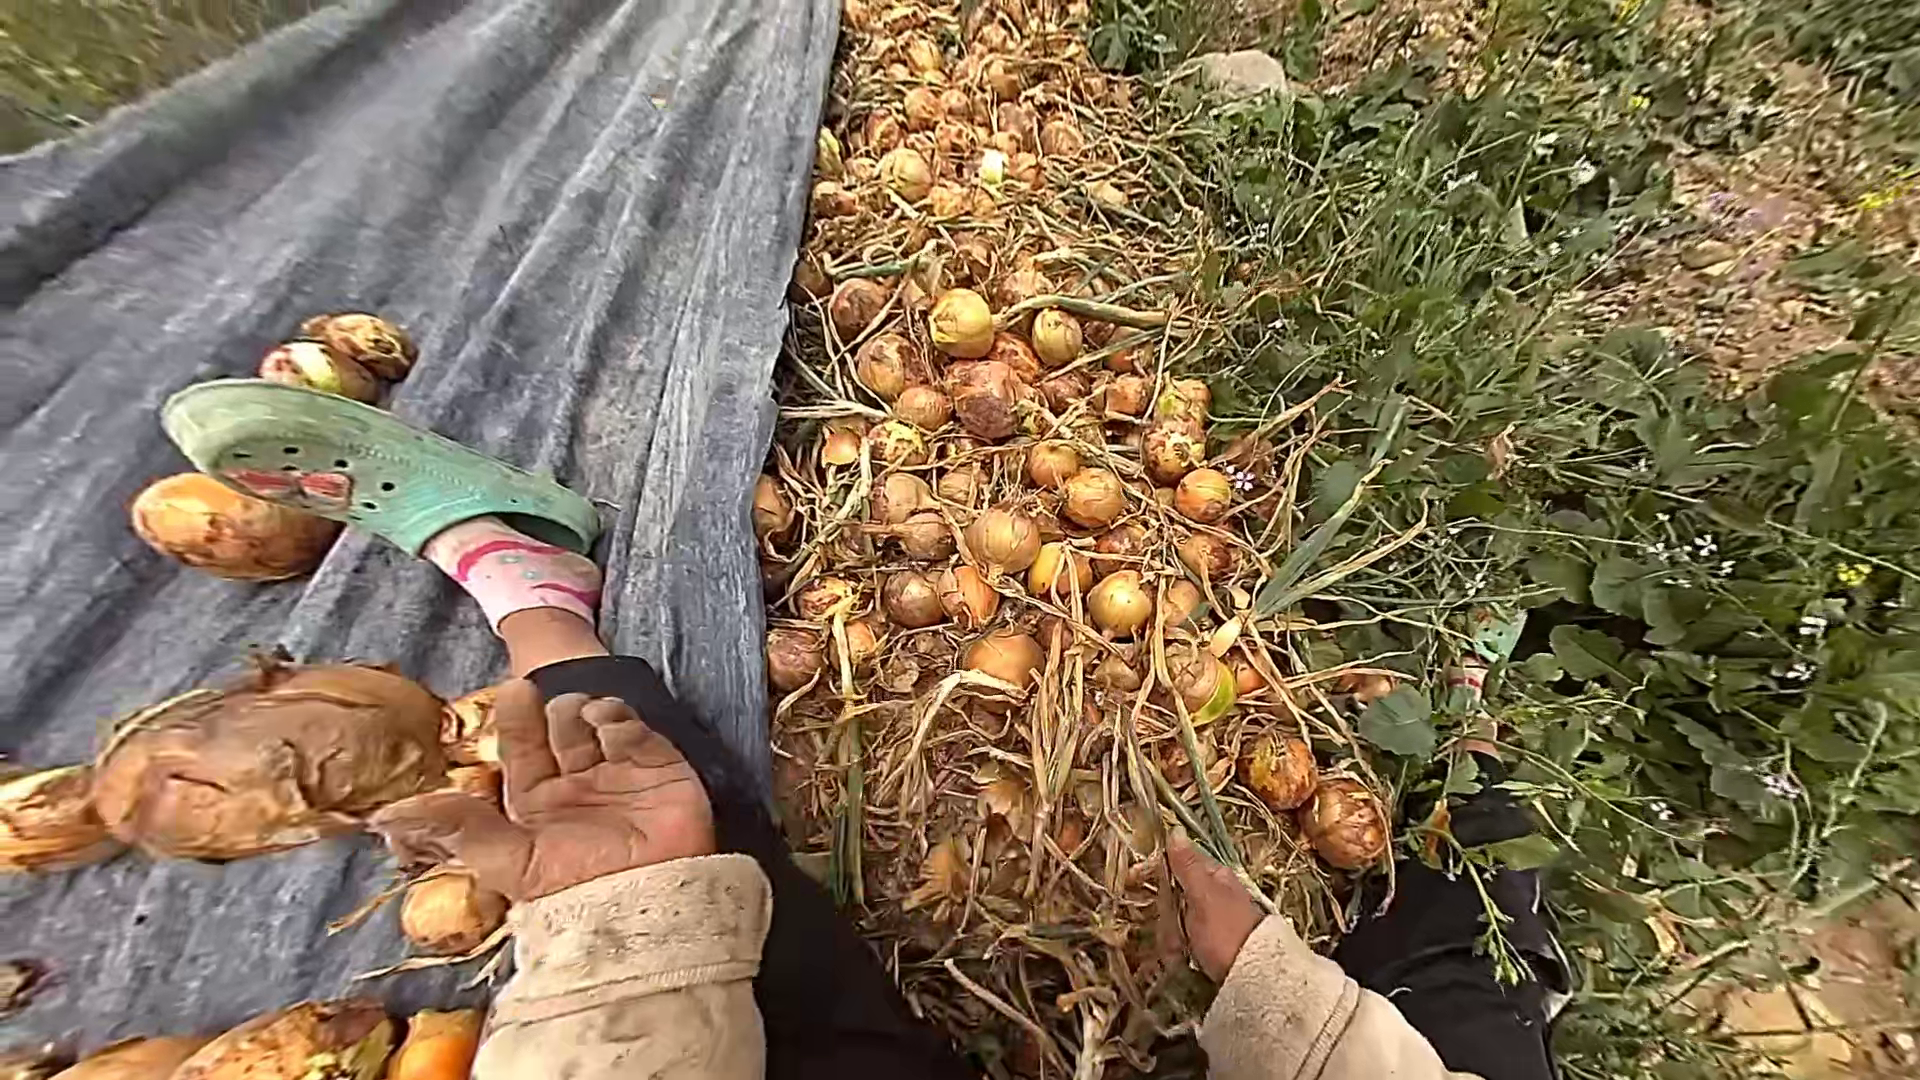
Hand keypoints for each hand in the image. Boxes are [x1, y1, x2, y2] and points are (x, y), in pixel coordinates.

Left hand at [372, 680, 714, 899]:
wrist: (648, 892)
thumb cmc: (576, 882)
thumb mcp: (510, 860)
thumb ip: (458, 829)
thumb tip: (386, 813)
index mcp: (538, 798)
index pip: (524, 746)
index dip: (518, 718)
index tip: (516, 688)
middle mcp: (577, 777)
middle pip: (561, 723)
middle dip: (556, 713)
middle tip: (558, 714)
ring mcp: (619, 767)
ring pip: (597, 718)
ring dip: (587, 712)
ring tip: (587, 722)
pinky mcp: (658, 761)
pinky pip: (634, 730)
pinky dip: (621, 723)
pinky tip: (614, 733)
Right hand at [1168, 828, 1264, 981]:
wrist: (1259, 984)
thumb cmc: (1228, 932)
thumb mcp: (1204, 894)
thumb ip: (1188, 865)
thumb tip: (1175, 829)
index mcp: (1216, 875)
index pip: (1181, 861)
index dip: (1164, 871)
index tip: (1153, 885)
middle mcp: (1215, 893)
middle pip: (1176, 891)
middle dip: (1167, 911)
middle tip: (1172, 927)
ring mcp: (1214, 920)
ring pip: (1177, 917)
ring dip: (1172, 934)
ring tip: (1177, 950)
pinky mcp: (1213, 945)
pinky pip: (1184, 939)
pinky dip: (1179, 949)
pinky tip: (1181, 959)